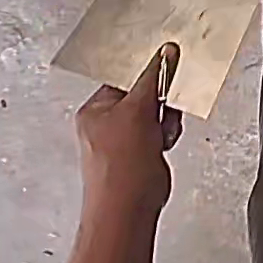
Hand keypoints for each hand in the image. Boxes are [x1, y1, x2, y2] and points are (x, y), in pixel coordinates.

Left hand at [75, 43, 182, 219]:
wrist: (129, 209)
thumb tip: (165, 54)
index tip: (165, 68)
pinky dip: (166, 133)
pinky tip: (163, 143)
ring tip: (160, 133)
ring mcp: (124, 139)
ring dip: (165, 119)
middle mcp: (107, 123)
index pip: (124, 77)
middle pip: (142, 94)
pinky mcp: (142, 151)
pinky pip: (160, 129)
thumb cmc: (120, 168)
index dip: (145, 73)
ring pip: (155, 112)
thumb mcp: (139, 109)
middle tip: (161, 108)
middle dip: (159, 101)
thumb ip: (154, 78)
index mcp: (95, 109)